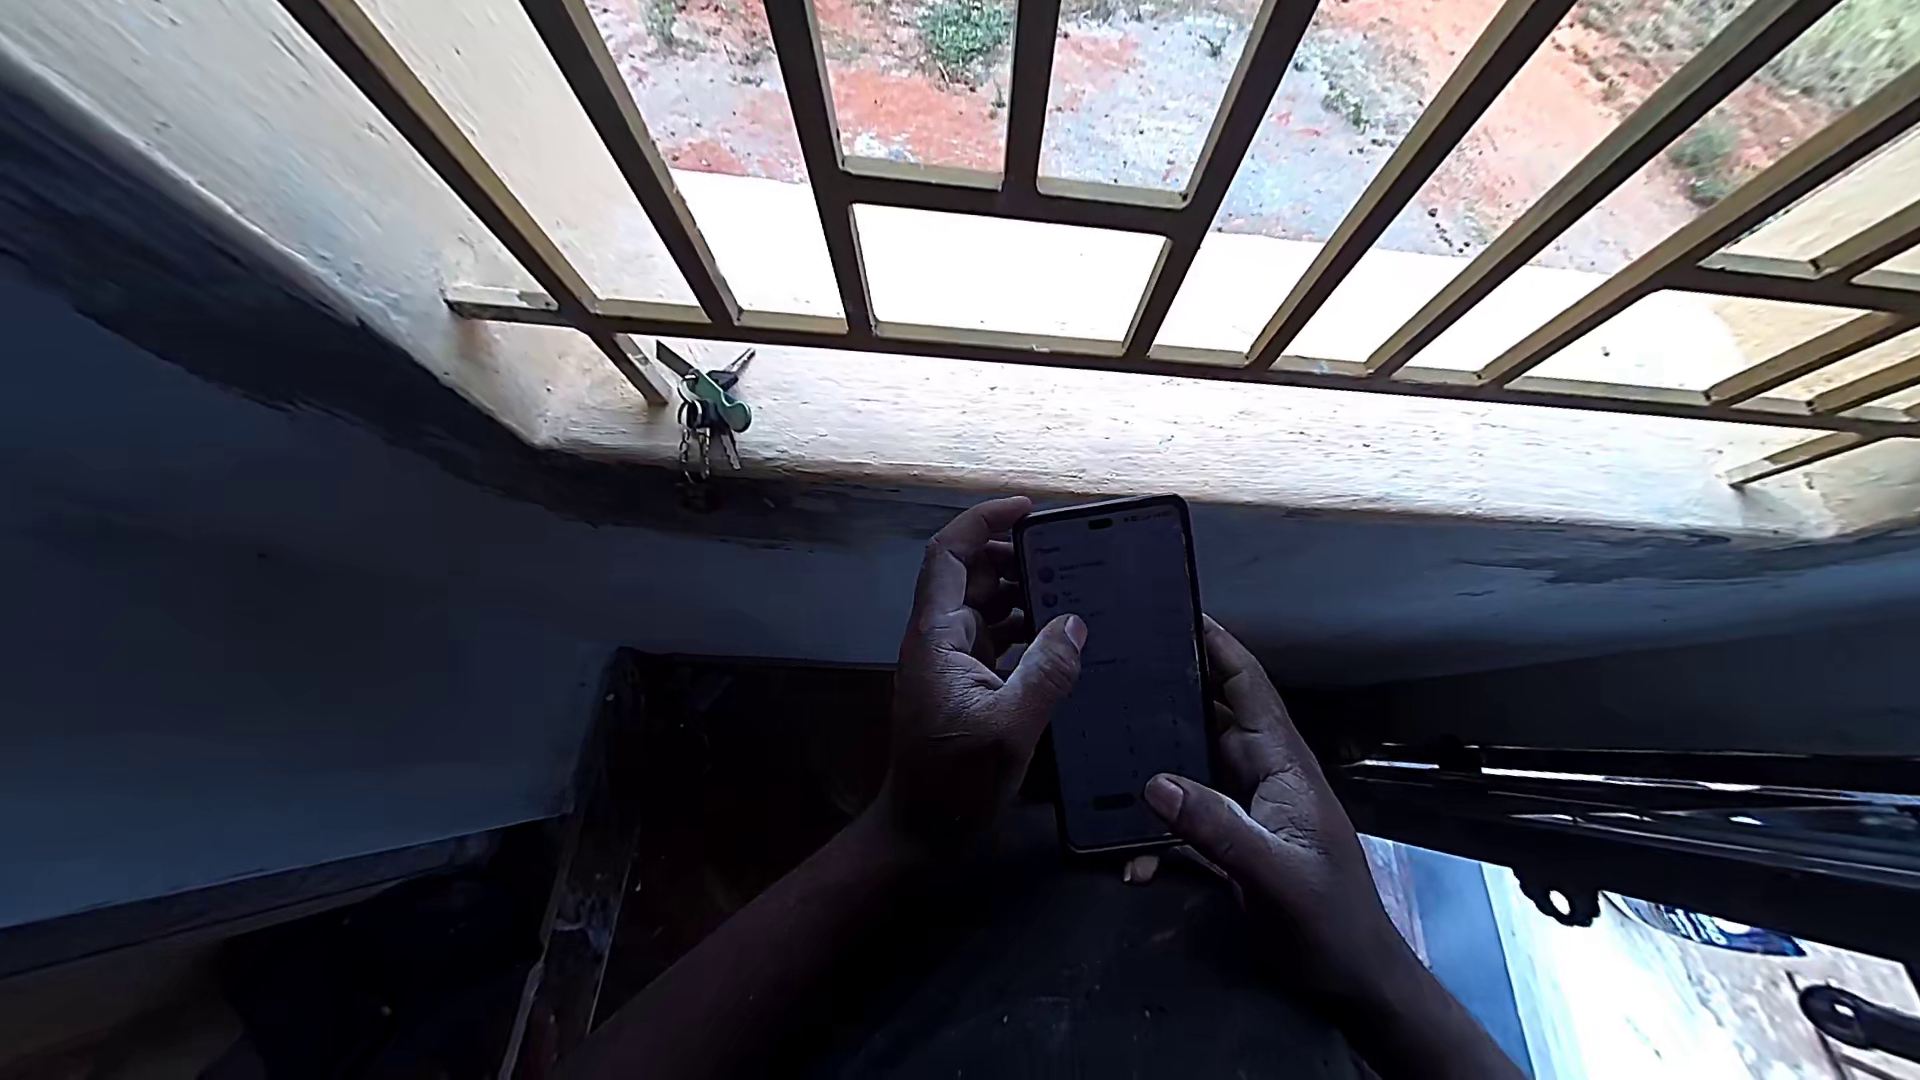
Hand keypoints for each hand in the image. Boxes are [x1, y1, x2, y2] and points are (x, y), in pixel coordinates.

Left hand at [876, 497, 1086, 846]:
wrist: (920, 829)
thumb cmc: (952, 783)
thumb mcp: (1008, 730)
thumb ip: (1045, 674)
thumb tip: (1072, 624)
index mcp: (937, 634)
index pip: (948, 554)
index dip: (982, 521)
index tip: (1025, 509)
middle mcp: (940, 636)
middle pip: (971, 573)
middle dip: (1013, 556)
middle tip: (1064, 557)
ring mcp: (951, 657)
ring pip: (986, 603)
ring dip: (1022, 591)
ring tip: (1071, 590)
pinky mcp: (965, 678)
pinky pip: (996, 634)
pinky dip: (1025, 626)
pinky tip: (1058, 637)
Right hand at [1141, 617, 1407, 1003]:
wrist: (1349, 981)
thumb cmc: (1333, 925)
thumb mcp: (1279, 877)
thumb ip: (1220, 829)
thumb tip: (1155, 783)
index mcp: (1280, 761)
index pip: (1248, 685)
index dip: (1218, 645)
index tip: (1180, 612)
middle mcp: (1256, 769)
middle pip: (1205, 712)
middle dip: (1166, 689)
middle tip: (1116, 669)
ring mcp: (1238, 798)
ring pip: (1185, 756)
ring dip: (1149, 754)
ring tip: (1102, 743)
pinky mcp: (1223, 827)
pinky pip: (1179, 807)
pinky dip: (1153, 824)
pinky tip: (1132, 854)